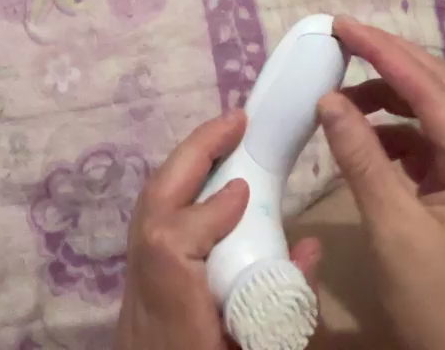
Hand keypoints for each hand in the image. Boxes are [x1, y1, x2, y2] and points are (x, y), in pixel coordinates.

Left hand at [115, 110, 322, 349]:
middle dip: (191, 156)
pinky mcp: (135, 290)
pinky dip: (176, 189)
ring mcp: (134, 292)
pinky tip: (206, 178)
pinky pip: (150, 222)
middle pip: (152, 211)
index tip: (245, 189)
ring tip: (224, 137)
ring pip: (145, 210)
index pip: (171, 249)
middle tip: (236, 121)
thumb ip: (290, 307)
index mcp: (176, 324)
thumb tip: (310, 248)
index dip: (207, 212)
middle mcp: (147, 299)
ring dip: (184, 165)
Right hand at [317, 18, 444, 349]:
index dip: (382, 50)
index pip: (428, 86)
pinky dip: (394, 135)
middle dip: (388, 60)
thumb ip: (362, 159)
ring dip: (388, 99)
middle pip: (438, 89)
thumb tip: (328, 99)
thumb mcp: (396, 233)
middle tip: (340, 40)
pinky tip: (364, 140)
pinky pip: (429, 147)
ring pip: (433, 115)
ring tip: (340, 96)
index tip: (339, 25)